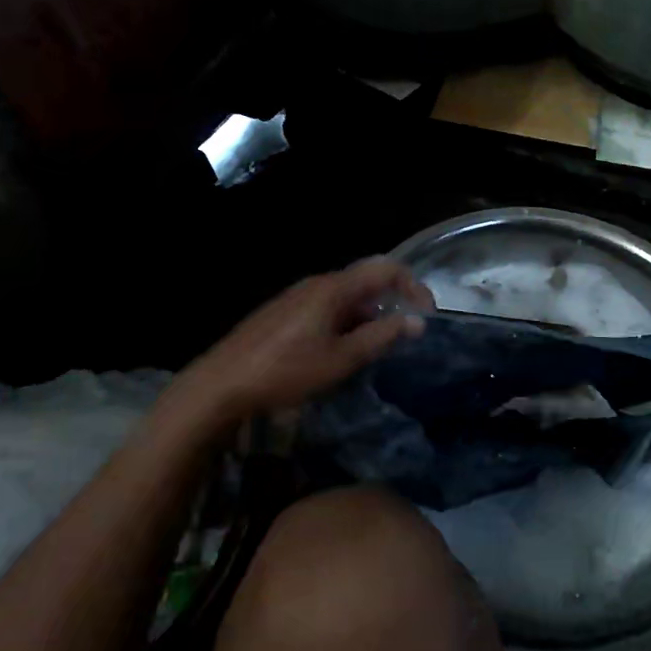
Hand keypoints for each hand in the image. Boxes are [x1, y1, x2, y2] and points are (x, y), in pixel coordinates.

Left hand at [174, 258, 434, 418]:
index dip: (413, 286)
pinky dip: (346, 322)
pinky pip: (326, 307)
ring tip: (376, 348)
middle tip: (405, 334)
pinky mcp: (284, 312)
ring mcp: (296, 296)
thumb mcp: (341, 359)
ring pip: (345, 296)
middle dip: (391, 302)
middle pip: (365, 280)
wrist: (224, 382)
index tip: (426, 316)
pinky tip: (342, 351)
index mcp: (333, 288)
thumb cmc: (287, 371)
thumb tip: (416, 321)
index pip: (385, 268)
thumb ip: (381, 337)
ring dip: (368, 315)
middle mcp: (316, 284)